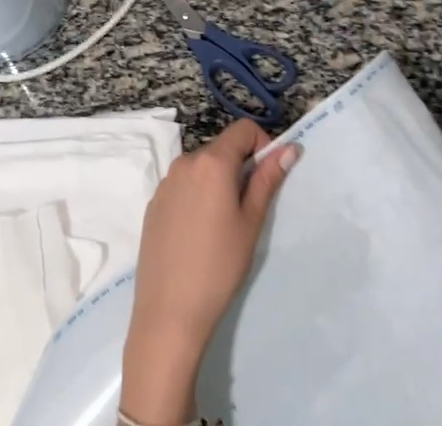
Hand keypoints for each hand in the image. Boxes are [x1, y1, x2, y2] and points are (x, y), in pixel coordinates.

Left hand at [120, 121, 299, 424]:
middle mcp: (184, 163)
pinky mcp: (153, 204)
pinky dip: (198, 196)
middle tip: (250, 209)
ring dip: (219, 182)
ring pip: (202, 168)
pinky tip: (199, 234)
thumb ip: (268, 179)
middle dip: (240, 167)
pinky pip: (183, 186)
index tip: (268, 177)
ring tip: (224, 225)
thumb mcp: (251, 222)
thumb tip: (289, 149)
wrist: (169, 311)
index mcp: (211, 163)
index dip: (262, 145)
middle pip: (221, 148)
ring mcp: (164, 184)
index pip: (243, 129)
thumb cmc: (219, 265)